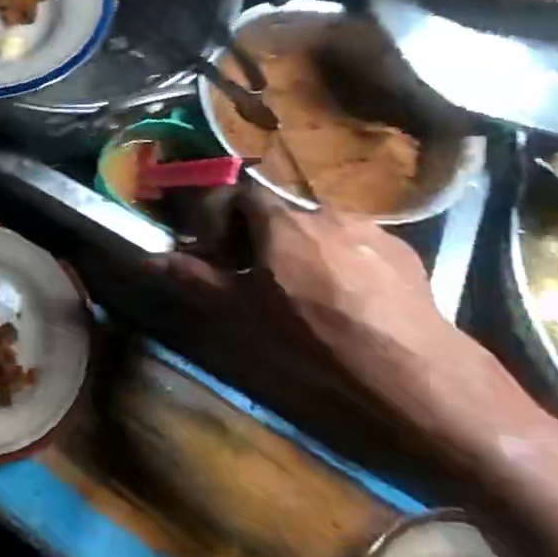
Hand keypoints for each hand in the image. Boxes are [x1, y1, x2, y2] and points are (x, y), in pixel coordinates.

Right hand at [151, 190, 537, 462]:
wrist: (408, 363)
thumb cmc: (313, 332)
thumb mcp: (242, 308)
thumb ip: (195, 277)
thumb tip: (149, 258)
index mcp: (281, 221)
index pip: (242, 193)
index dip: (226, 217)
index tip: (222, 251)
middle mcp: (324, 212)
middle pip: (281, 212)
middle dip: (263, 236)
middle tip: (259, 275)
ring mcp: (369, 227)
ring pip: (320, 228)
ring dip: (303, 247)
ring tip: (308, 289)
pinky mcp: (402, 249)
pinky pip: (357, 242)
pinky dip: (341, 258)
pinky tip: (349, 297)